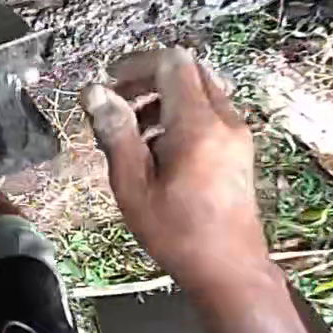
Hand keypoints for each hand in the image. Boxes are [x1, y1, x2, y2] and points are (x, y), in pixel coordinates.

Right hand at [80, 48, 273, 295]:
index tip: (108, 83)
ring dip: (162, 98)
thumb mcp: (132, 185)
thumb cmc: (174, 230)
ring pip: (199, 91)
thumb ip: (115, 133)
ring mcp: (237, 133)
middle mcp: (225, 120)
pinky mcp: (238, 148)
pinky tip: (156, 149)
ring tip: (131, 131)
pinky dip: (179, 114)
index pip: (172, 64)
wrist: (228, 268)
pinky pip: (208, 112)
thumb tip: (93, 92)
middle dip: (148, 78)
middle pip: (189, 71)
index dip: (136, 64)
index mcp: (198, 125)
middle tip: (116, 104)